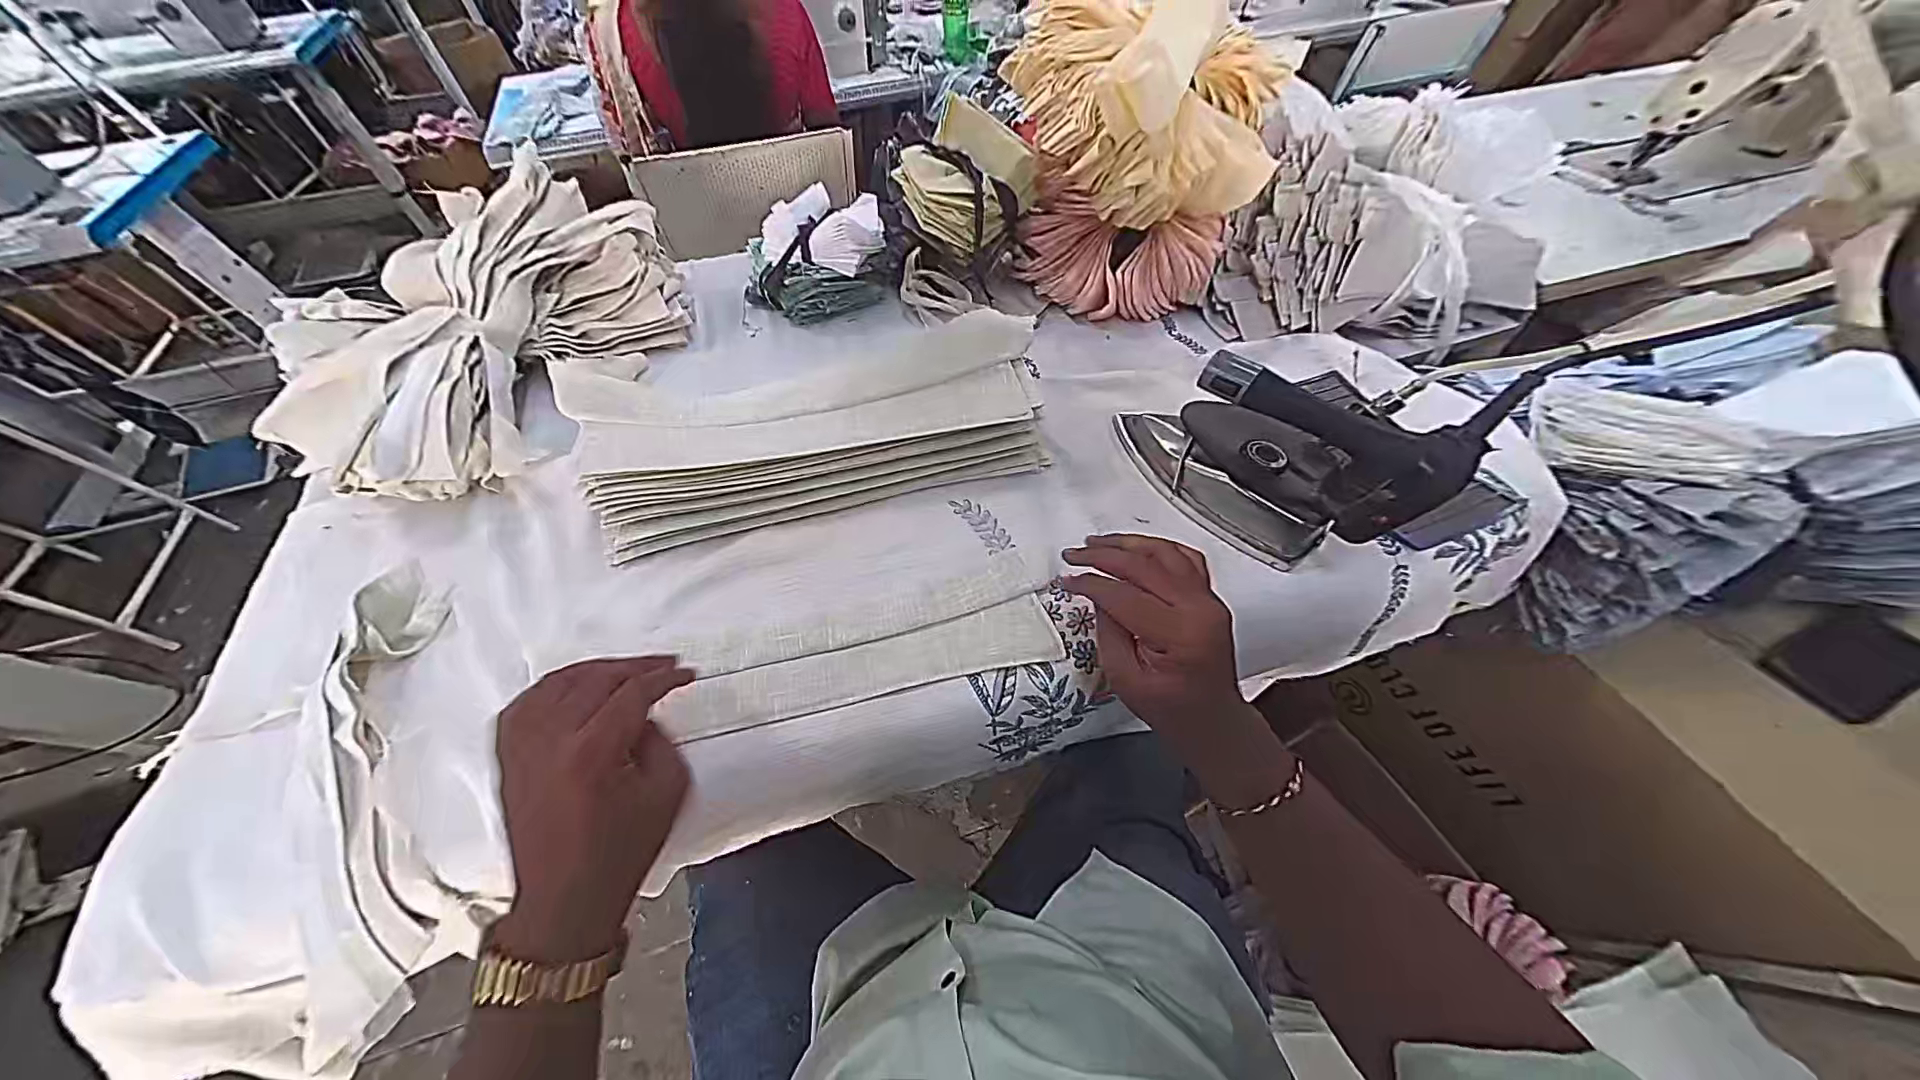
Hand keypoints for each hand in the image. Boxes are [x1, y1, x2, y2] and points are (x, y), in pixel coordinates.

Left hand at [492, 657, 693, 961]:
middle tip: (662, 666)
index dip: (664, 678)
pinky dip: (553, 686)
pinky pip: (526, 704)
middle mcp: (550, 744)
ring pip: (558, 683)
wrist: (565, 900)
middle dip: (636, 667)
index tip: (682, 675)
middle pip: (596, 679)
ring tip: (624, 669)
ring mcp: (522, 750)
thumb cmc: (615, 856)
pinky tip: (572, 686)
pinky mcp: (507, 760)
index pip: (633, 692)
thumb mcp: (666, 792)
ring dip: (597, 669)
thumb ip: (662, 740)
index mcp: (591, 753)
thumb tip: (646, 715)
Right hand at [1061, 535, 1274, 787]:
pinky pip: (1185, 559)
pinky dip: (1158, 548)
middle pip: (1145, 566)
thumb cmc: (1170, 709)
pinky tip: (1136, 547)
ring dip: (1128, 544)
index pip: (1125, 595)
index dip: (1091, 584)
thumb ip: (1109, 632)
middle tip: (1074, 555)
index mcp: (1179, 634)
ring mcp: (1209, 600)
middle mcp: (1200, 609)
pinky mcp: (1210, 598)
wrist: (1212, 720)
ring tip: (1097, 543)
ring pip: (1166, 553)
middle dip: (1103, 556)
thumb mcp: (1125, 679)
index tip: (1067, 581)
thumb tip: (1097, 595)